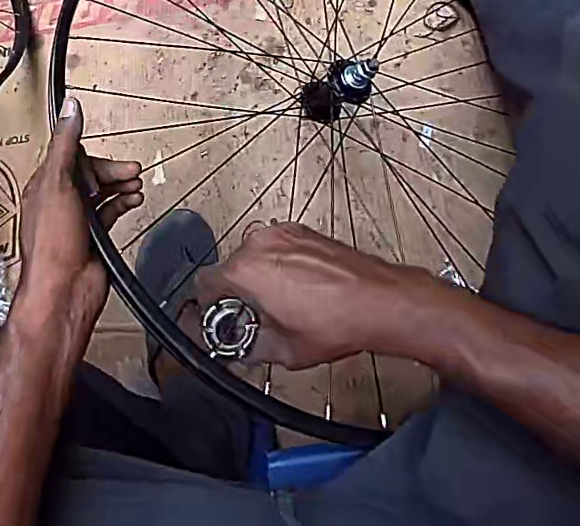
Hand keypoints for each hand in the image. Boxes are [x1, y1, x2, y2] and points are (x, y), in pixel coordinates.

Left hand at [15, 97, 141, 332]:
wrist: (65, 291)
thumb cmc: (53, 245)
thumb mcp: (58, 184)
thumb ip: (65, 144)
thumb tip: (69, 108)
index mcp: (45, 186)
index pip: (71, 157)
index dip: (92, 156)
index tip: (109, 154)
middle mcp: (59, 201)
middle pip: (90, 173)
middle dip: (112, 171)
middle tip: (131, 171)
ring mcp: (77, 220)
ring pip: (102, 192)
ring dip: (121, 185)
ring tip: (135, 186)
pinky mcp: (94, 236)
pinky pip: (111, 211)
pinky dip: (123, 203)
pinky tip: (133, 201)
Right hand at [194, 222, 441, 369]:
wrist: (375, 299)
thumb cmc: (335, 321)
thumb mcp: (284, 350)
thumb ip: (250, 346)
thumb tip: (239, 346)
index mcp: (246, 270)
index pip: (205, 281)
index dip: (207, 302)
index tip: (217, 314)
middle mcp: (259, 243)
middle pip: (230, 266)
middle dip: (237, 290)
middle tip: (254, 314)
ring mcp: (281, 231)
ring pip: (254, 254)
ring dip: (259, 274)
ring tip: (282, 301)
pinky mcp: (300, 230)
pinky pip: (277, 245)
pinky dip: (280, 262)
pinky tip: (300, 286)